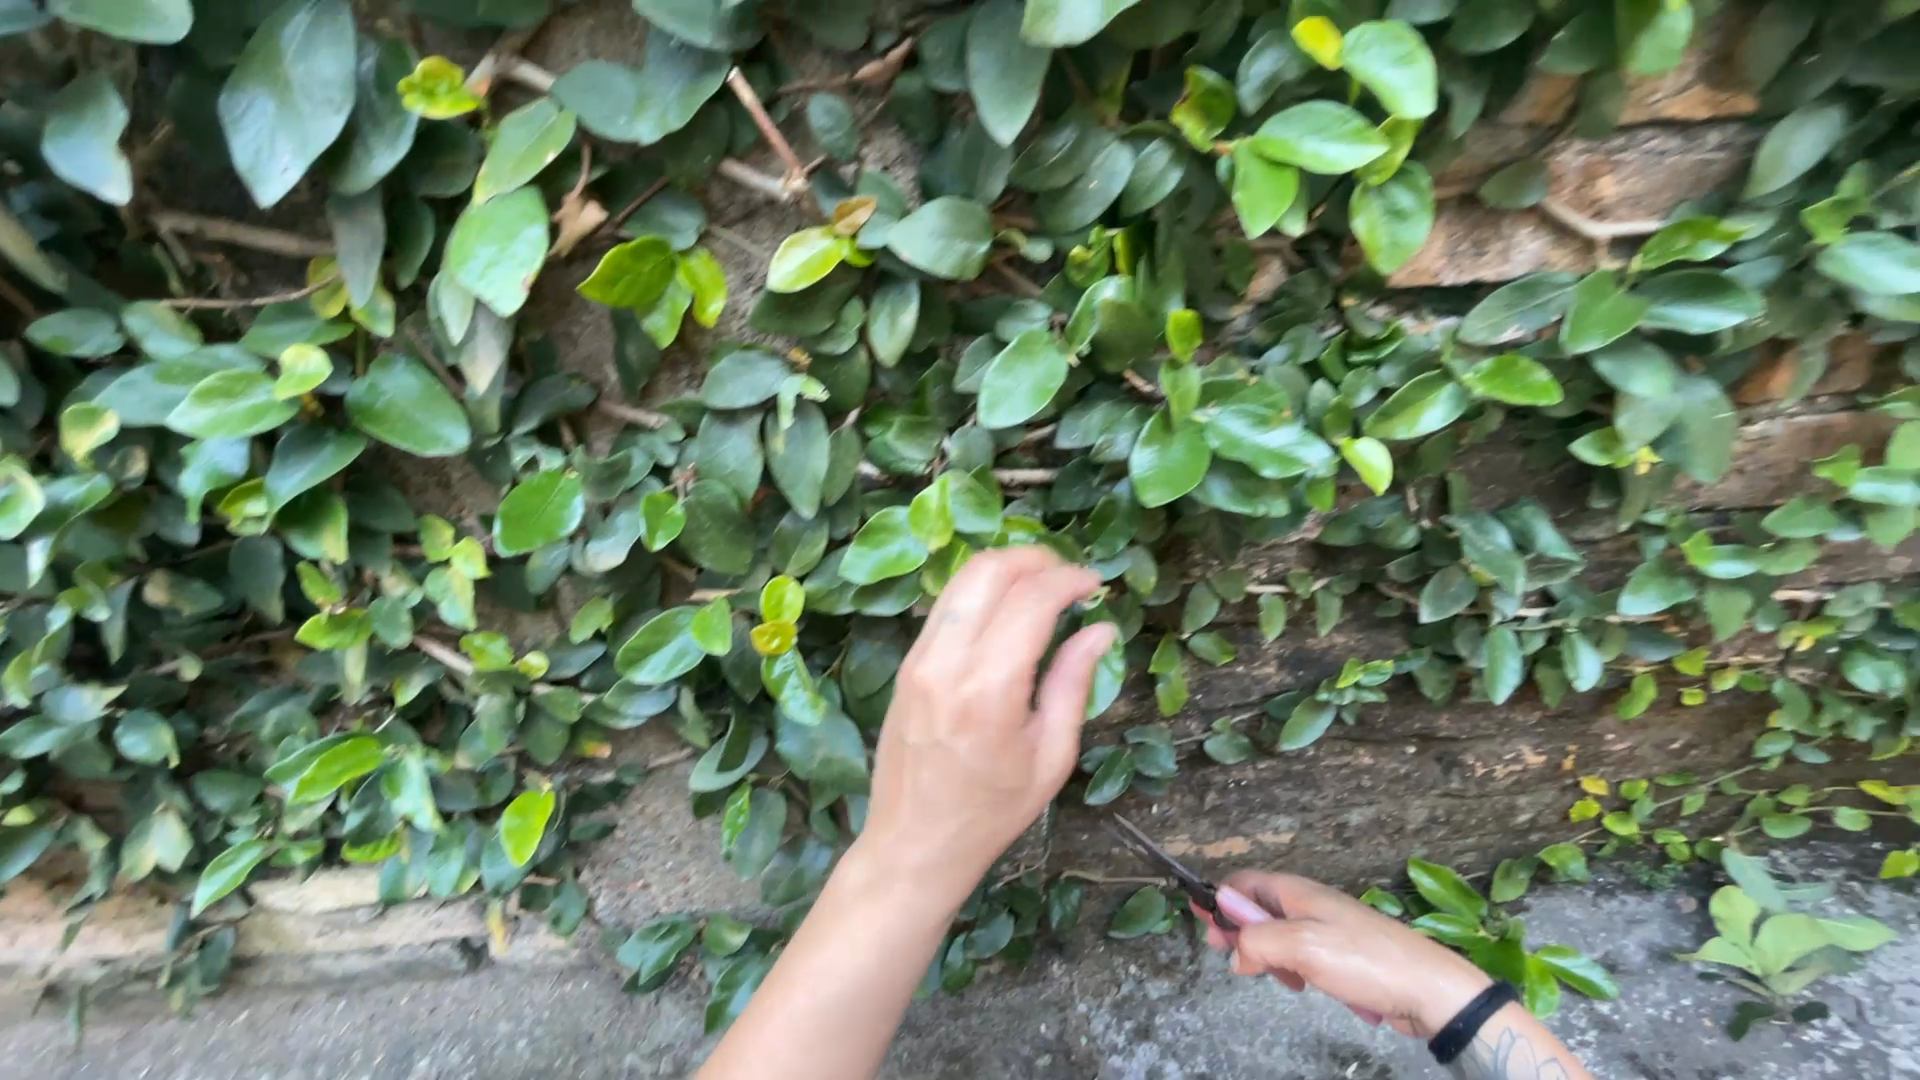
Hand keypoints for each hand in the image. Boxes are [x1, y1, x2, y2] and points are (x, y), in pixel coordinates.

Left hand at [856, 546, 1114, 905]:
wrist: (913, 844)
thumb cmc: (991, 813)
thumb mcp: (1050, 758)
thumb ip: (1074, 684)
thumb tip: (1101, 629)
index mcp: (988, 689)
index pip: (1031, 599)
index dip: (1070, 579)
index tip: (1095, 585)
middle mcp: (946, 661)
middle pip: (989, 570)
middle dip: (1036, 559)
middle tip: (1068, 578)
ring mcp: (918, 658)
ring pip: (961, 579)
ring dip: (1006, 569)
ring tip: (1041, 587)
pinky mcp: (905, 664)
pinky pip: (945, 606)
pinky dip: (980, 592)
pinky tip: (1005, 611)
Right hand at [1201, 872, 1492, 1038]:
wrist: (1430, 990)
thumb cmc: (1362, 960)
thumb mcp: (1301, 947)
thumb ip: (1257, 941)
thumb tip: (1232, 947)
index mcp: (1293, 891)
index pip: (1240, 883)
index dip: (1217, 901)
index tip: (1203, 925)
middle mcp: (1306, 902)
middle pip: (1256, 910)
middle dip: (1242, 934)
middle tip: (1235, 961)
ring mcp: (1325, 927)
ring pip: (1278, 936)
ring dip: (1270, 957)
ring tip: (1281, 980)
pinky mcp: (1341, 953)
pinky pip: (1303, 956)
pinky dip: (1296, 970)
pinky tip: (1305, 987)